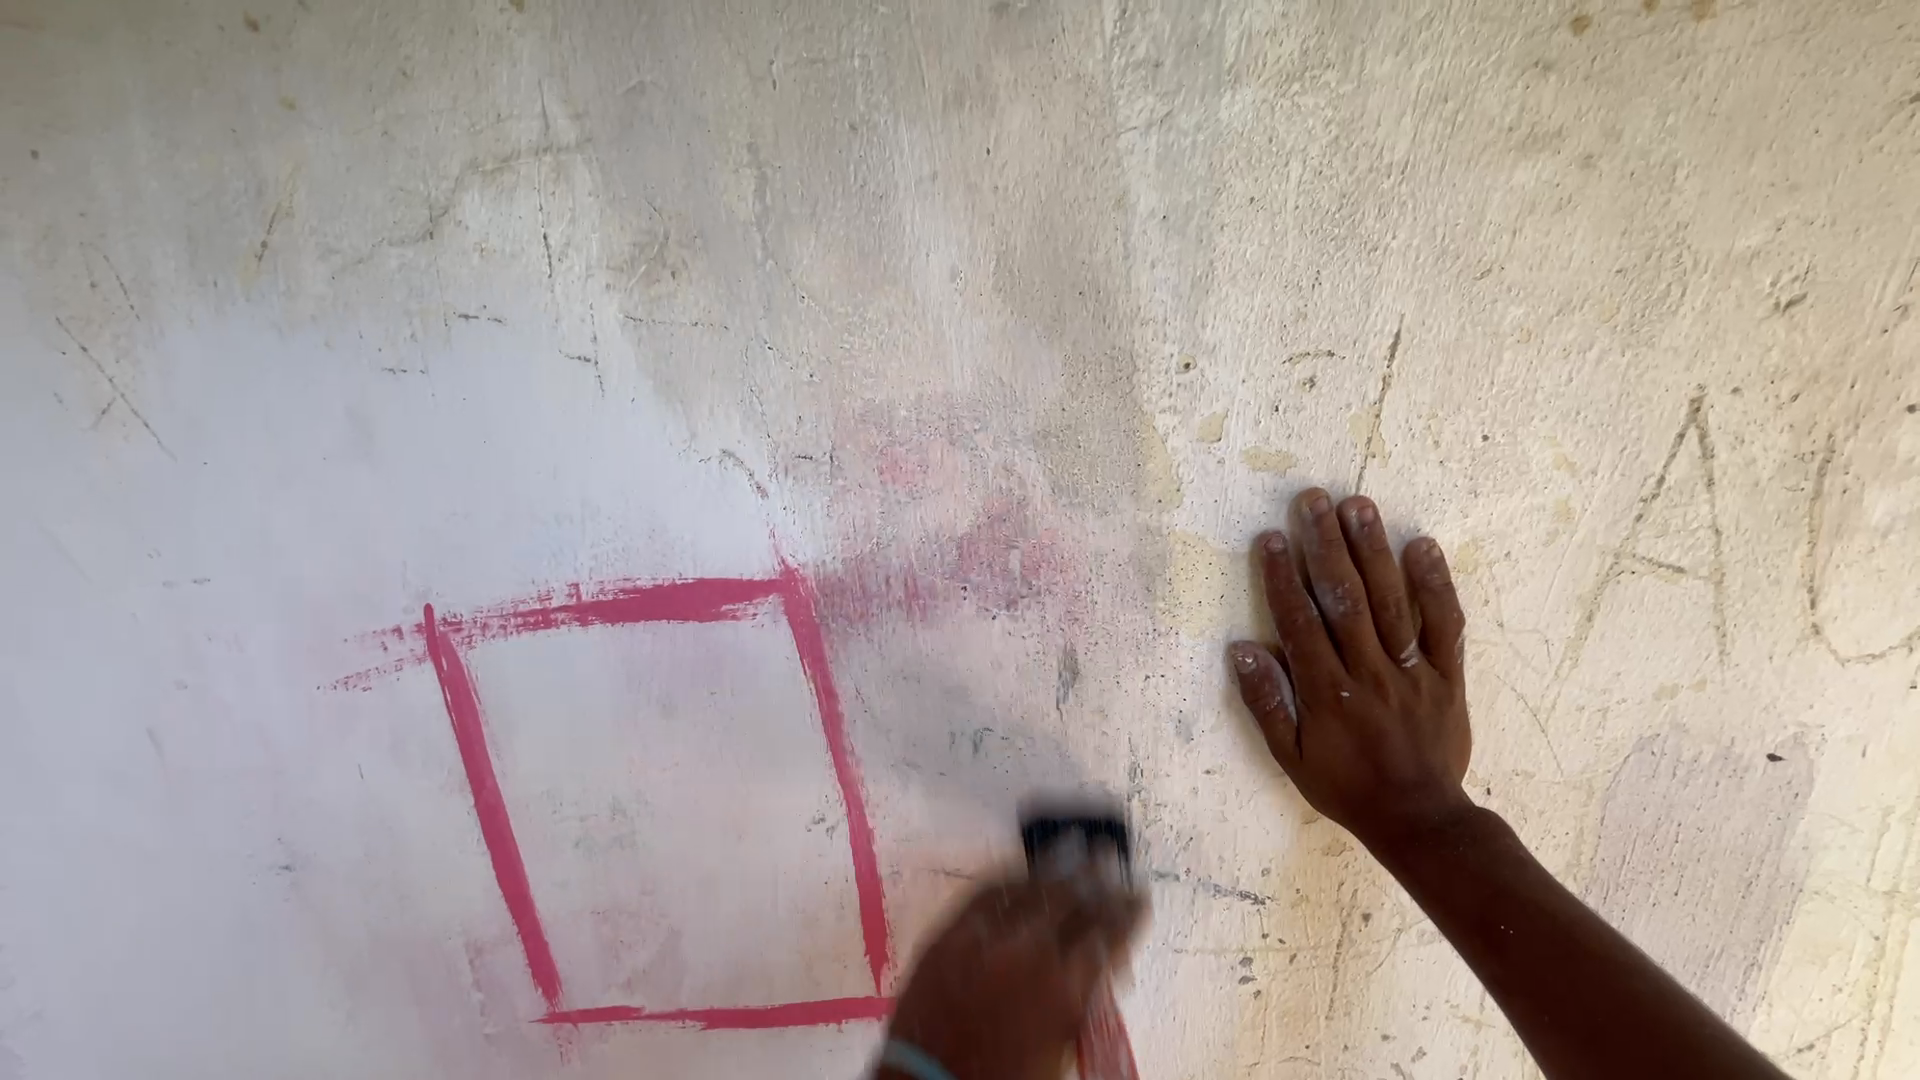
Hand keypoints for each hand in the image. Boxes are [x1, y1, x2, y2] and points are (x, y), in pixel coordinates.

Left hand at [881, 872, 1146, 1079]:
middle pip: (1074, 900)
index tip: (1139, 896)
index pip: (1107, 935)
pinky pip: (988, 890)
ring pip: (1032, 887)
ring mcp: (988, 936)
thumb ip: (1083, 997)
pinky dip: (1012, 876)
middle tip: (1111, 858)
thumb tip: (1105, 961)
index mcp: (1065, 990)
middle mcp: (1030, 953)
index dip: (1127, 913)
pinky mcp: (953, 930)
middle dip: (1097, 877)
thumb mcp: (1063, 1043)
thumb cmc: (1007, 1075)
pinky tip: (1026, 869)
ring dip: (1060, 866)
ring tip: (1078, 849)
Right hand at [1229, 488, 1472, 850]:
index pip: (1299, 623)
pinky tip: (1423, 546)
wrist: (1420, 819)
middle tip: (1313, 500)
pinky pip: (1444, 626)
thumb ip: (1266, 702)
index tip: (1269, 537)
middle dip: (1325, 546)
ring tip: (1358, 506)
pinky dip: (1436, 585)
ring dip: (1373, 551)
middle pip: (1345, 600)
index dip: (1281, 577)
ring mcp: (1413, 672)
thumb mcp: (1289, 756)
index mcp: (1327, 693)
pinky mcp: (1448, 677)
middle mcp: (1369, 673)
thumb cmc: (1344, 786)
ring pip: (1392, 603)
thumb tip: (1241, 649)